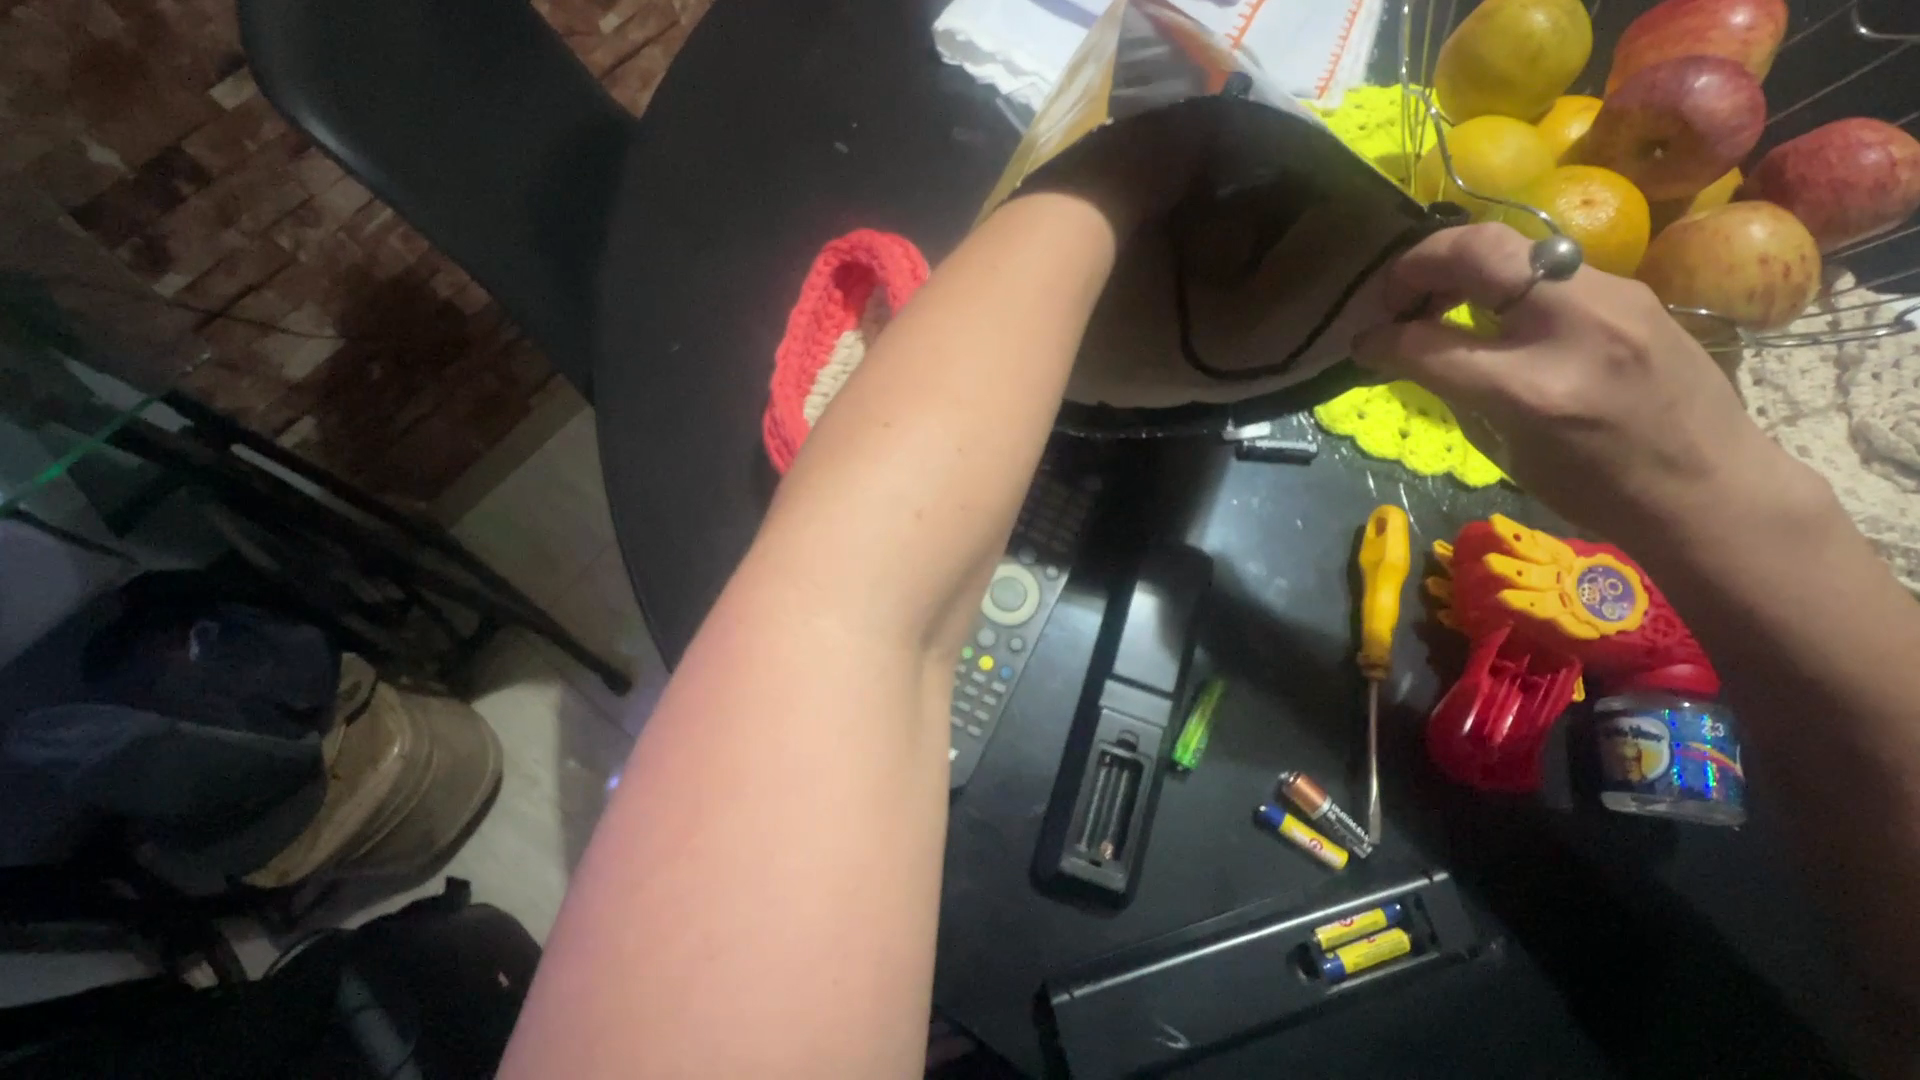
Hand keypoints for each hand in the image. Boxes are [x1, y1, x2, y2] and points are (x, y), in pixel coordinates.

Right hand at [1350, 223, 1820, 549]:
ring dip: (1459, 264)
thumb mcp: (1504, 449)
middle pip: (1477, 252)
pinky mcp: (1632, 289)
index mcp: (1533, 391)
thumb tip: (1396, 350)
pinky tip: (1494, 310)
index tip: (1361, 343)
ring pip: (1513, 247)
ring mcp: (1613, 298)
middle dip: (1416, 265)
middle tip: (1394, 297)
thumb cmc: (1594, 489)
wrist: (1710, 487)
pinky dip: (1502, 279)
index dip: (1380, 339)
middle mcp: (1575, 328)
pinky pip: (1547, 266)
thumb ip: (1452, 388)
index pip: (1429, 343)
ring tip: (1437, 300)